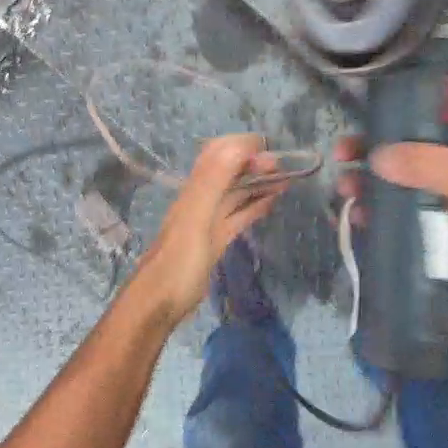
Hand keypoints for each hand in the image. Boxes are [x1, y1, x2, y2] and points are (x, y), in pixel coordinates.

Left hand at [133, 134, 287, 324]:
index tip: (273, 150)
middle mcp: (202, 199)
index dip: (244, 145)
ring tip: (287, 179)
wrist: (160, 303)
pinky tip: (272, 202)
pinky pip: (238, 215)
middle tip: (285, 166)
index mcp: (195, 188)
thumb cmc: (179, 260)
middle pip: (230, 171)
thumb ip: (215, 179)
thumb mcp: (198, 216)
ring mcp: (208, 220)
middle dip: (255, 163)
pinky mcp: (215, 240)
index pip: (219, 152)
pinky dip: (255, 206)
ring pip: (236, 193)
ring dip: (259, 183)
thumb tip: (243, 144)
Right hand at [334, 103, 447, 299]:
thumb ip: (426, 162)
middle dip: (371, 147)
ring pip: (394, 180)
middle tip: (343, 153)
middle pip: (403, 146)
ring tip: (344, 189)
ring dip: (367, 182)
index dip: (401, 108)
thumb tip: (376, 157)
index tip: (368, 111)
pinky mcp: (429, 224)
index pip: (432, 111)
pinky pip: (395, 212)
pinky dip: (374, 212)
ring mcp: (438, 194)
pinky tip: (355, 215)